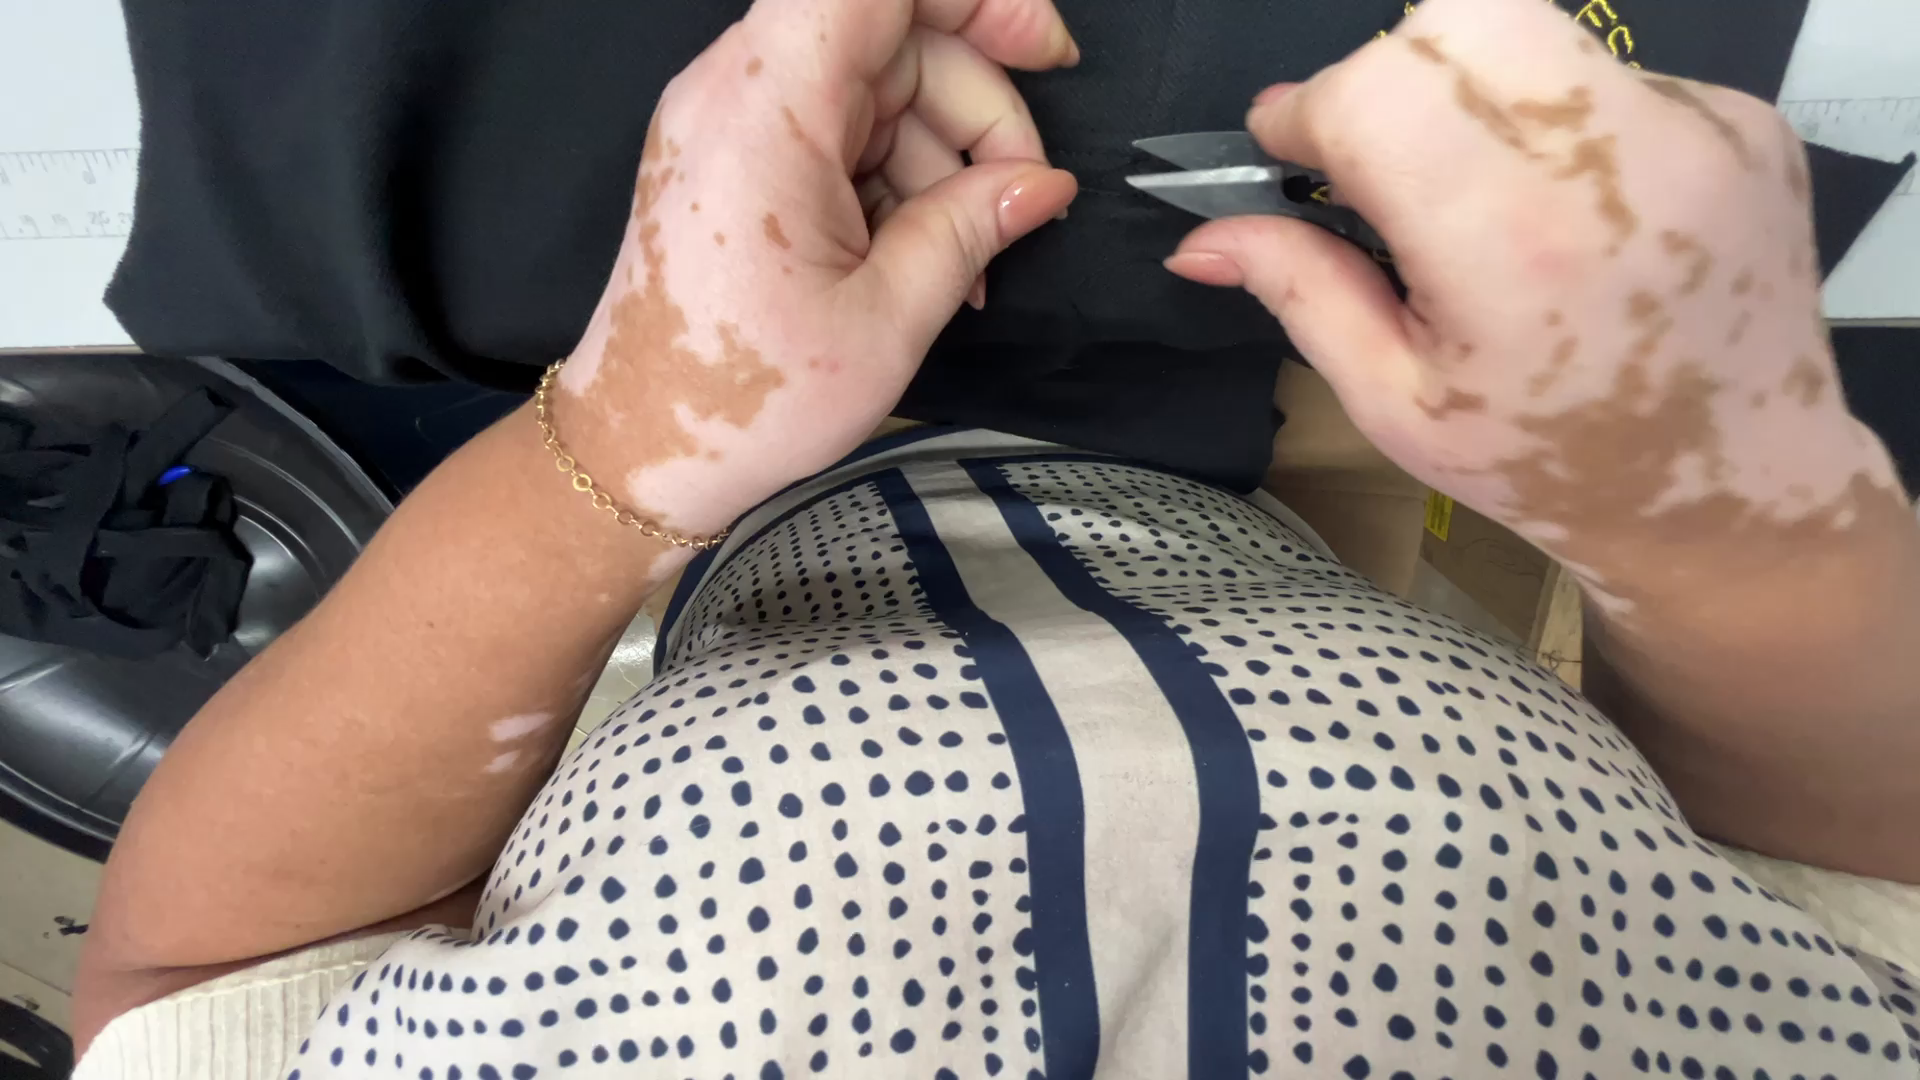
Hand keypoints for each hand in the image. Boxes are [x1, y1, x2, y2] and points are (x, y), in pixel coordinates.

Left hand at [554, 0, 1079, 539]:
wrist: (650, 448)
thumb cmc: (755, 401)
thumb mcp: (887, 321)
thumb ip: (970, 233)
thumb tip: (1044, 187)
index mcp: (766, 110)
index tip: (1047, 56)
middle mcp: (738, 94)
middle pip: (892, 44)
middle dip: (978, 116)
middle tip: (1023, 207)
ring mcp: (735, 131)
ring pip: (875, 100)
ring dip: (943, 171)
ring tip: (971, 270)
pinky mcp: (740, 172)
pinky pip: (841, 146)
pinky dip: (898, 192)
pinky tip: (926, 264)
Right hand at [1167, 0, 1905, 615]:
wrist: (1718, 482)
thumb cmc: (1528, 459)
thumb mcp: (1385, 397)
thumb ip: (1297, 293)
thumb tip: (1198, 243)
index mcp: (1511, 245)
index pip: (1382, 91)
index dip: (1306, 109)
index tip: (1277, 151)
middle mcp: (1617, 155)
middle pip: (1455, 23)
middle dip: (1370, 79)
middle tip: (1351, 163)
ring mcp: (1694, 121)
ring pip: (1523, 24)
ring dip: (1441, 85)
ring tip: (1433, 185)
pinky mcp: (1734, 114)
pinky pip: (1586, 69)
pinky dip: (1521, 112)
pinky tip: (1528, 204)